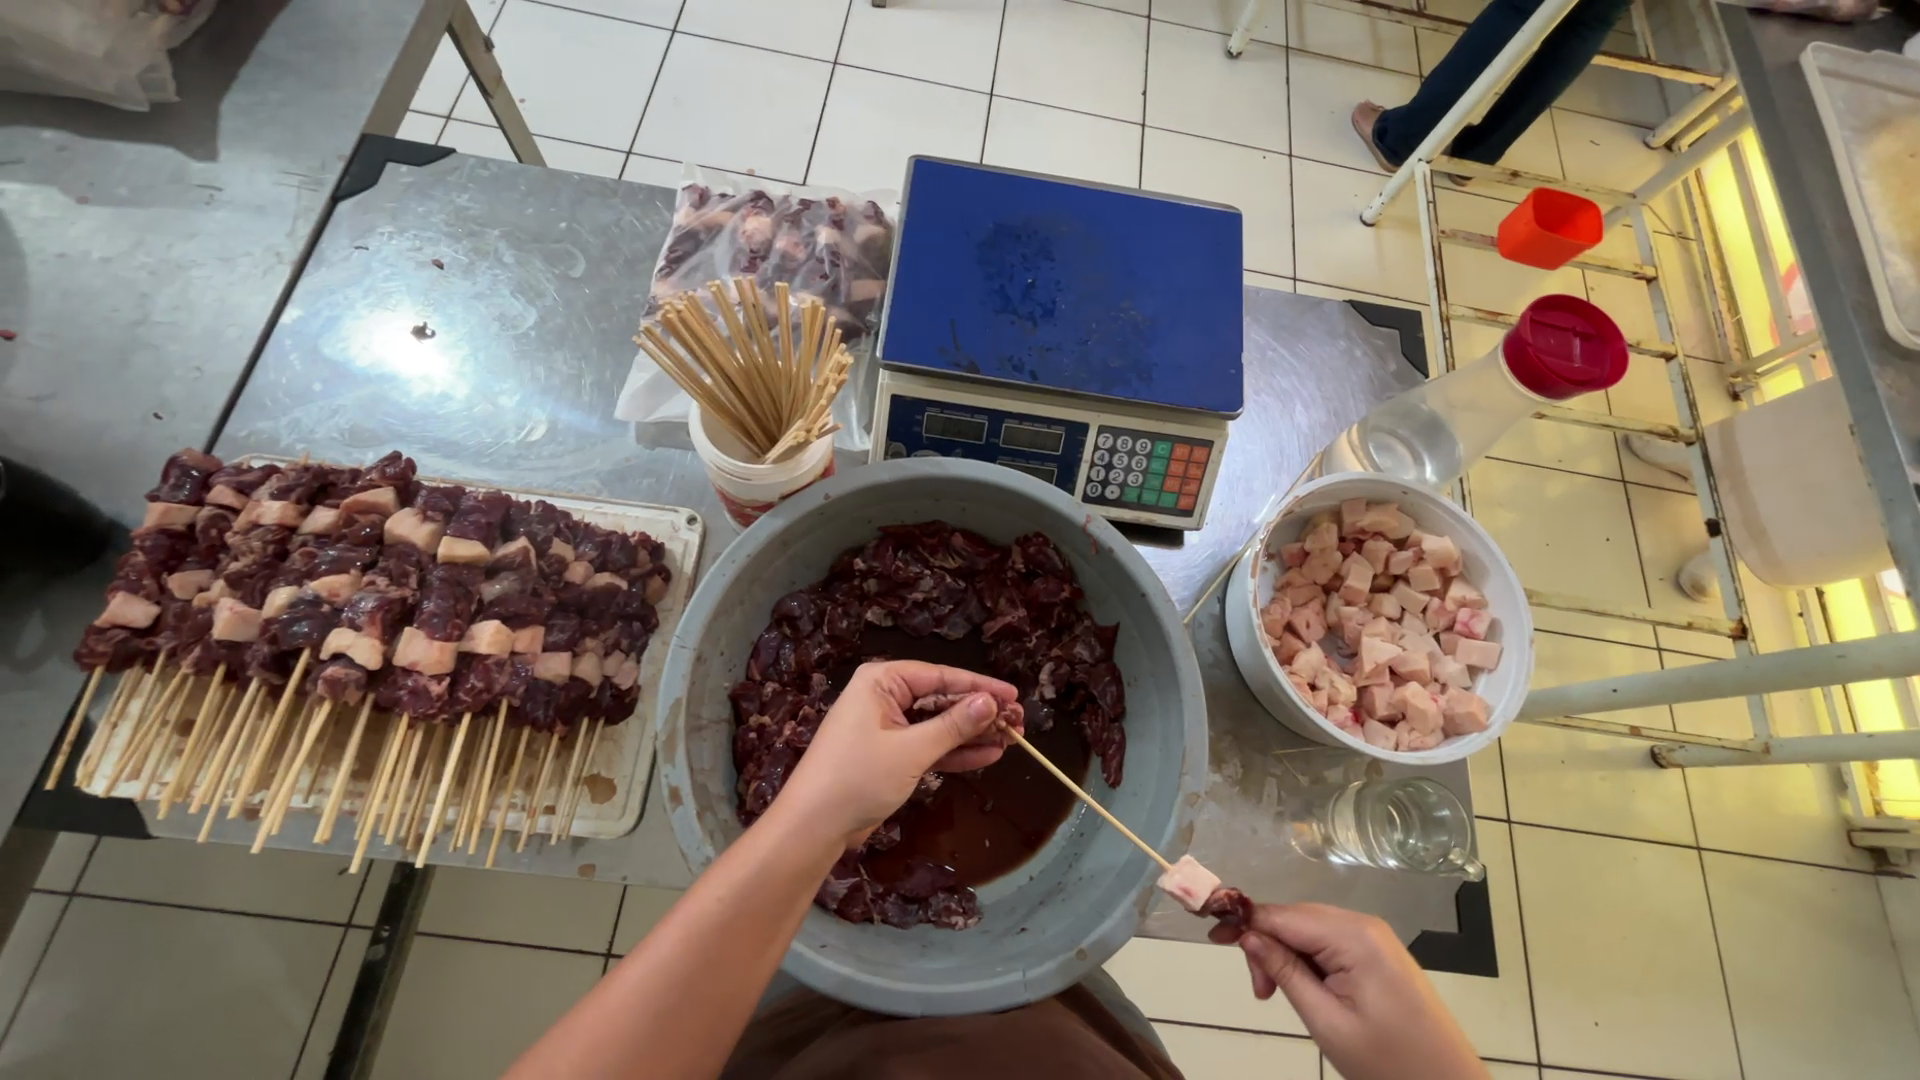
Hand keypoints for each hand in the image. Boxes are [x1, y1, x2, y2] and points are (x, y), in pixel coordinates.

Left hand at [769, 661, 1022, 849]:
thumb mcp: (912, 750)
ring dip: (972, 733)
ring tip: (1012, 739)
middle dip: (979, 712)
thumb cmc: (858, 778)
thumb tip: (991, 703)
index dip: (979, 685)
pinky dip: (955, 752)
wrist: (813, 826)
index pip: (940, 675)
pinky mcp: (890, 755)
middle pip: (941, 699)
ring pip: (938, 724)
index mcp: (882, 681)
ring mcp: (886, 727)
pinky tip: (988, 756)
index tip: (1014, 695)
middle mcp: (884, 696)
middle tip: (1018, 723)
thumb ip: (954, 725)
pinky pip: (929, 745)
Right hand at [1209, 903, 1486, 1079]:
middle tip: (1260, 992)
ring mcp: (1373, 937)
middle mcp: (1362, 924)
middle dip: (1266, 946)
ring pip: (1307, 929)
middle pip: (1293, 918)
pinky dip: (1306, 959)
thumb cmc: (1388, 1064)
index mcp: (1352, 935)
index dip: (1244, 922)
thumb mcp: (1326, 1021)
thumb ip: (1284, 971)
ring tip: (1276, 995)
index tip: (1212, 938)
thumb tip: (1245, 935)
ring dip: (1284, 954)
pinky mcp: (1378, 953)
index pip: (1282, 915)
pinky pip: (1328, 942)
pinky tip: (1303, 987)